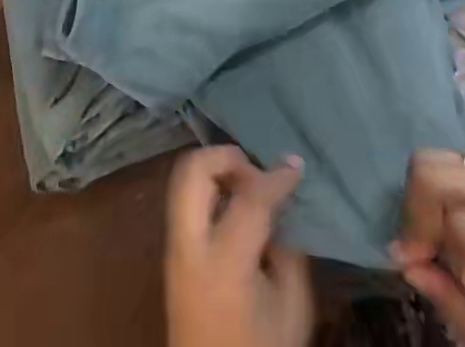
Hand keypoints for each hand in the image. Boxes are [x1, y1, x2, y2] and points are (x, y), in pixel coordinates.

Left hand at [165, 147, 311, 346]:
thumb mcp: (291, 307)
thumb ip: (288, 250)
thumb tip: (280, 210)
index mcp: (224, 263)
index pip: (249, 198)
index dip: (276, 176)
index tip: (296, 164)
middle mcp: (188, 245)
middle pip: (194, 169)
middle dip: (228, 157)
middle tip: (258, 173)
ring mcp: (171, 247)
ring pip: (182, 177)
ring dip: (215, 169)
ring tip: (247, 187)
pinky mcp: (168, 252)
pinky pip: (184, 198)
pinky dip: (207, 187)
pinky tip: (233, 204)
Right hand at [393, 150, 464, 346]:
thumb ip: (460, 309)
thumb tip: (405, 262)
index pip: (456, 218)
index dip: (427, 247)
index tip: (428, 280)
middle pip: (438, 167)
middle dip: (419, 212)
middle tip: (427, 260)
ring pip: (448, 159)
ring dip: (434, 203)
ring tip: (452, 255)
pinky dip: (453, 198)